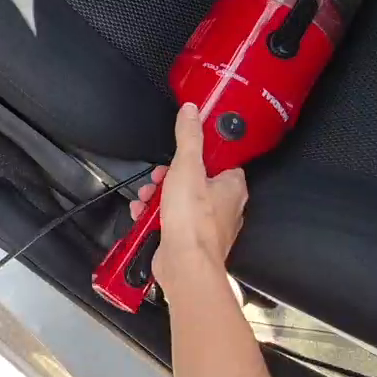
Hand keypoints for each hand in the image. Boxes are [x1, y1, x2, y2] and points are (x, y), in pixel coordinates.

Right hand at [127, 103, 248, 290]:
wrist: (184, 265)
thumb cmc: (193, 222)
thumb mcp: (187, 168)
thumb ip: (189, 138)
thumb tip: (192, 112)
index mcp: (232, 187)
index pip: (220, 161)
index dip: (197, 154)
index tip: (181, 152)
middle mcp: (224, 207)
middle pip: (194, 180)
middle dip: (169, 178)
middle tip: (159, 179)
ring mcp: (206, 225)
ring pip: (180, 201)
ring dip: (158, 197)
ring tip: (147, 199)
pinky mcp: (189, 239)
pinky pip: (170, 220)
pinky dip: (154, 217)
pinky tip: (144, 216)